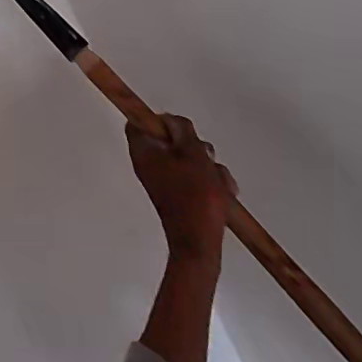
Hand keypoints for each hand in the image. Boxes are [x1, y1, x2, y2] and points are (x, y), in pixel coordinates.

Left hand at [126, 115, 237, 263]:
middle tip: (203, 156)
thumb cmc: (194, 195)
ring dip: (209, 165)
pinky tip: (224, 191)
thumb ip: (181, 130)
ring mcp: (166, 181)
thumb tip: (169, 120)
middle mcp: (150, 165)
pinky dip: (211, 181)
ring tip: (218, 181)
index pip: (138, 123)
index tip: (178, 125)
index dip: (157, 119)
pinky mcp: (181, 194)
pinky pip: (197, 177)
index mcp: (144, 152)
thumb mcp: (191, 152)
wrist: (200, 243)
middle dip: (194, 145)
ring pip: (189, 157)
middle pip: (169, 139)